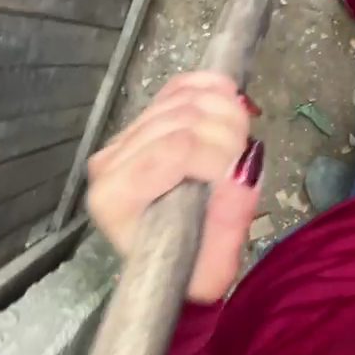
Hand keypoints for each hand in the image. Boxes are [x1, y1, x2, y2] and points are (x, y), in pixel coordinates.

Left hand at [86, 72, 263, 302]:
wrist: (179, 261)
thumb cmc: (191, 269)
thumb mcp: (216, 265)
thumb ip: (229, 219)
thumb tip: (243, 172)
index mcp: (114, 199)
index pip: (175, 149)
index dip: (217, 155)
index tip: (238, 177)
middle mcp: (110, 162)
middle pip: (182, 119)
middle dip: (226, 134)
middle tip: (244, 159)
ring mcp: (126, 137)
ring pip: (183, 99)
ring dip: (224, 111)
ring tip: (239, 142)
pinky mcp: (144, 120)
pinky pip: (179, 85)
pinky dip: (209, 86)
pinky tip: (228, 98)